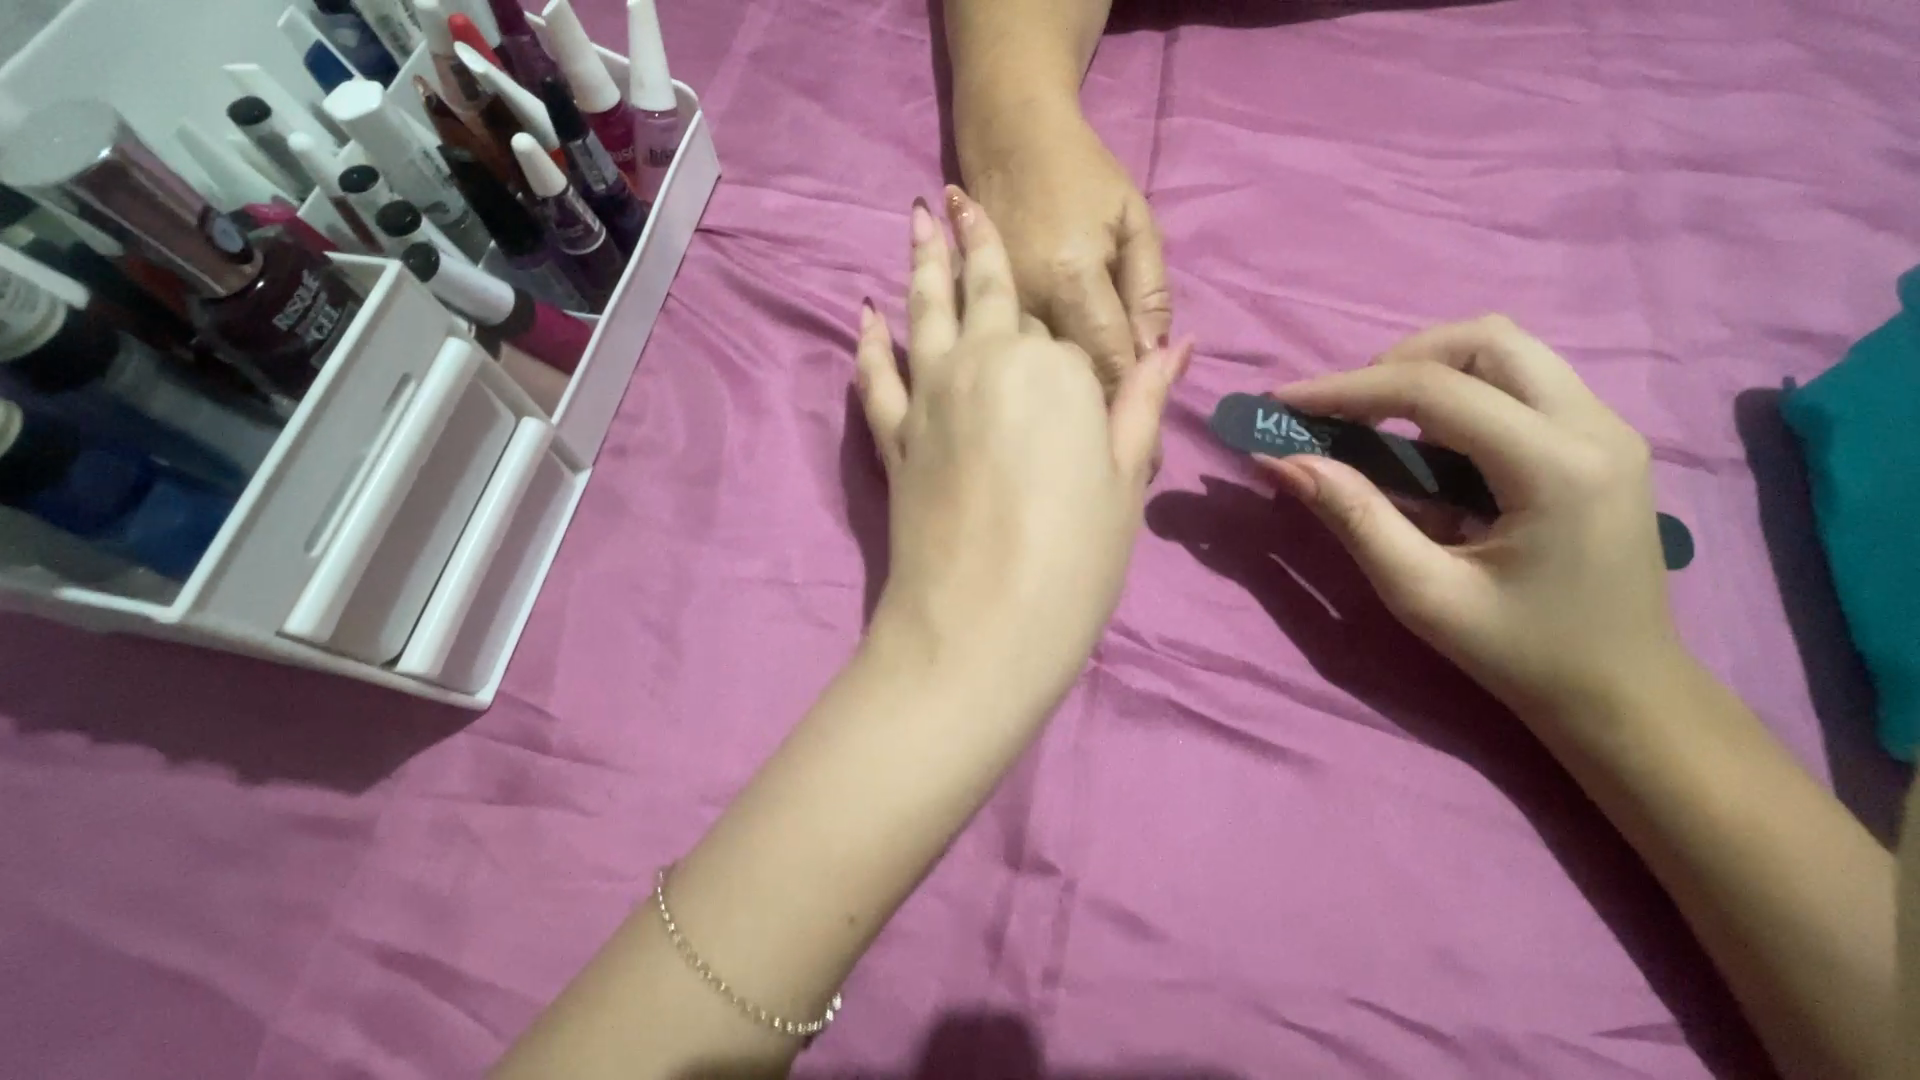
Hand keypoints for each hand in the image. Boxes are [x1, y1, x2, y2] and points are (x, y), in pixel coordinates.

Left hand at [855, 187, 1189, 706]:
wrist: (979, 631)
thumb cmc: (1074, 562)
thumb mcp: (1125, 481)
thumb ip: (1141, 402)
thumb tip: (1177, 344)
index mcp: (1057, 369)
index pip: (1067, 338)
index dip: (1076, 351)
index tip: (1080, 359)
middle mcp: (987, 363)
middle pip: (986, 291)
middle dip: (977, 241)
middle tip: (961, 195)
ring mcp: (931, 397)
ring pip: (925, 314)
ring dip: (922, 264)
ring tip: (917, 219)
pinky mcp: (891, 437)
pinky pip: (877, 376)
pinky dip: (870, 344)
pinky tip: (865, 317)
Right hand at [964, 110, 1168, 394]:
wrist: (1008, 142)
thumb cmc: (1082, 176)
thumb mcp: (1134, 220)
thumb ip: (1149, 291)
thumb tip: (1156, 355)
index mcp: (1072, 278)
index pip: (1111, 359)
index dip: (1134, 391)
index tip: (1148, 414)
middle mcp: (1028, 304)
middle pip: (1071, 379)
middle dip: (1100, 404)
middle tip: (1125, 424)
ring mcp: (994, 313)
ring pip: (1037, 378)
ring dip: (1065, 396)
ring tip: (1087, 414)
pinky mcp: (972, 315)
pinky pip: (1011, 359)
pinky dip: (1034, 374)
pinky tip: (1046, 384)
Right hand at [1260, 316, 1684, 721]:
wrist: (1623, 693)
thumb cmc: (1522, 653)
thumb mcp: (1423, 594)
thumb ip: (1355, 518)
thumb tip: (1285, 461)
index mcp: (1557, 467)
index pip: (1438, 390)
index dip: (1349, 388)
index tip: (1284, 400)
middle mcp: (1595, 427)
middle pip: (1487, 340)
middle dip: (1400, 362)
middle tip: (1347, 412)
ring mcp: (1608, 428)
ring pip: (1509, 352)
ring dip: (1432, 372)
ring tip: (1382, 426)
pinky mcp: (1602, 441)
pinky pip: (1523, 383)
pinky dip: (1463, 394)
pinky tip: (1431, 447)